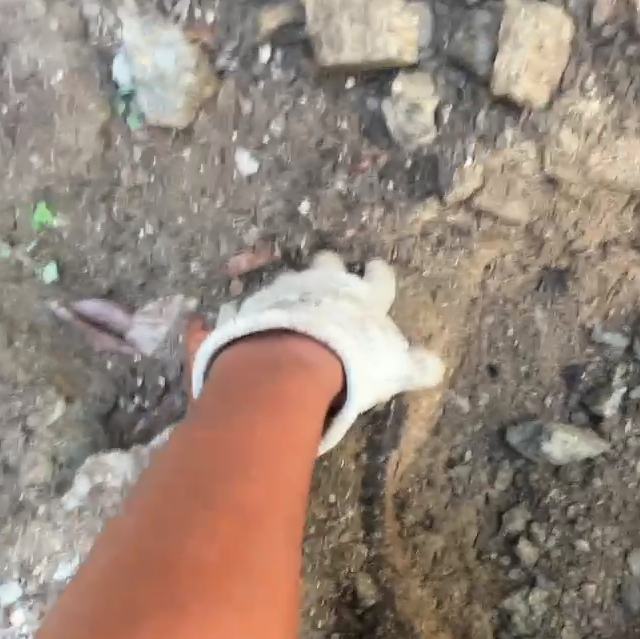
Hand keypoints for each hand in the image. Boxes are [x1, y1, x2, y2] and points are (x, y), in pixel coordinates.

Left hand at [190, 251, 444, 453]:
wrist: (289, 366)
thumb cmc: (351, 364)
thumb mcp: (393, 370)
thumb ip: (414, 367)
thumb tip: (435, 368)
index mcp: (361, 297)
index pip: (377, 280)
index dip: (378, 277)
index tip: (377, 270)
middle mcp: (318, 287)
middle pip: (326, 268)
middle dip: (327, 270)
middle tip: (328, 273)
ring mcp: (276, 297)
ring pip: (280, 286)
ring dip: (282, 295)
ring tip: (280, 307)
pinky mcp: (239, 317)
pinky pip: (225, 317)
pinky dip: (217, 323)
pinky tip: (204, 324)